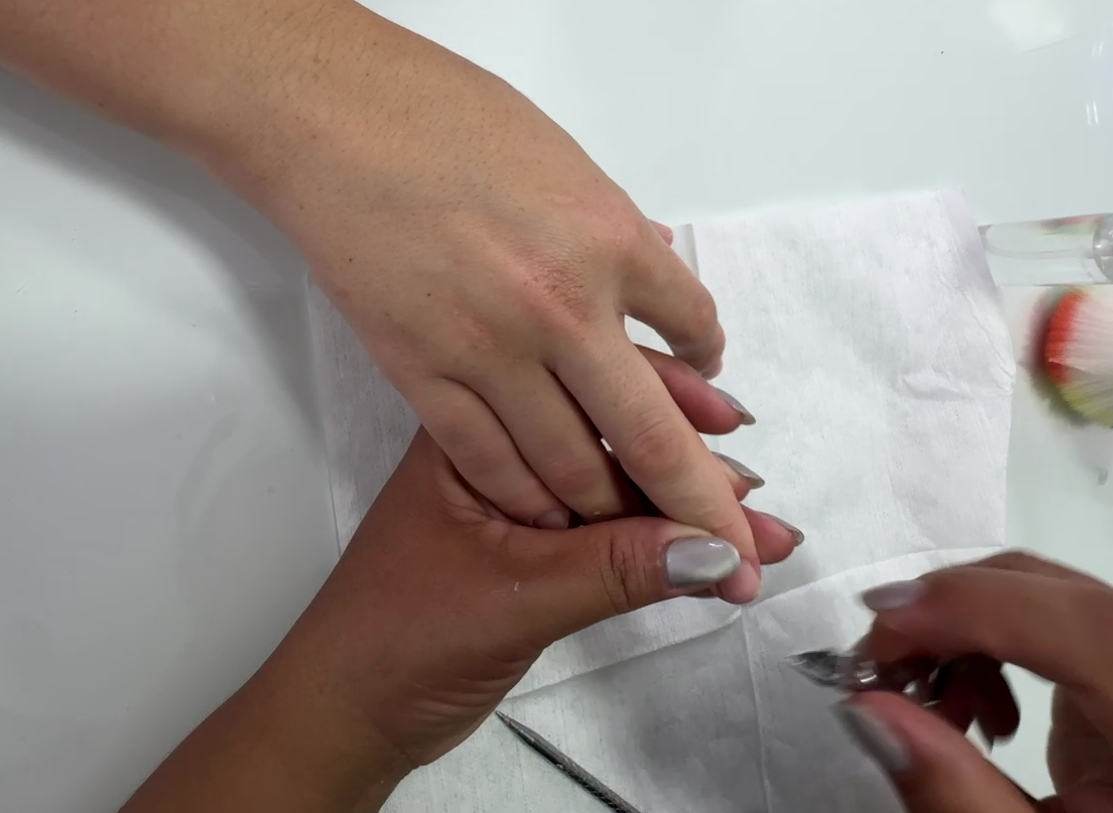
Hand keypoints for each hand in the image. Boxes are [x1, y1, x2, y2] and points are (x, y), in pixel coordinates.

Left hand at [124, 429, 800, 810]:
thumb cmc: (403, 636)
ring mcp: (524, 494)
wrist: (348, 711)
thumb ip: (613, 568)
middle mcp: (505, 447)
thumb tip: (717, 548)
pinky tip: (714, 554)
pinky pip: (612, 530)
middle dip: (692, 471)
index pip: (586, 401)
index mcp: (480, 428)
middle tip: (760, 506)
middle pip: (614, 437)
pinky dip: (664, 545)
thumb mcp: (512, 595)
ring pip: (622, 485)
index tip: (734, 466)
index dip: (666, 427)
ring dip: (690, 511)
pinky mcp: (539, 541)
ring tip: (763, 535)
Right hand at [265, 16, 758, 601]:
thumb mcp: (558, 156)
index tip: (707, 378)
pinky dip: (529, 495)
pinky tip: (550, 509)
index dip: (708, 361)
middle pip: (652, 434)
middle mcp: (565, 310)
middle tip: (737, 550)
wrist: (333, 119)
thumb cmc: (445, 113)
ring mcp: (490, 352)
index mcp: (611, 240)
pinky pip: (491, 460)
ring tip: (628, 519)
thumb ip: (608, 223)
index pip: (695, 326)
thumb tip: (646, 256)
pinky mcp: (420, 376)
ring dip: (608, 502)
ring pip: (570, 464)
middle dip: (702, 504)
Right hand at [840, 553, 1112, 812]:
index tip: (877, 633)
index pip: (1091, 632)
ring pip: (1046, 588)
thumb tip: (865, 708)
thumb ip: (959, 794)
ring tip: (932, 702)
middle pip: (1055, 594)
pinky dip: (995, 635)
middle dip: (947, 616)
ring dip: (964, 626)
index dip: (974, 611)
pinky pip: (1058, 606)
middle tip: (881, 672)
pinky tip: (985, 705)